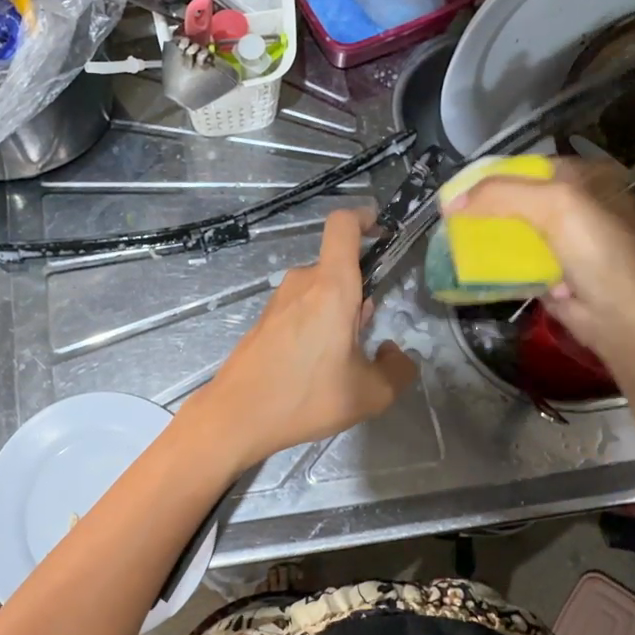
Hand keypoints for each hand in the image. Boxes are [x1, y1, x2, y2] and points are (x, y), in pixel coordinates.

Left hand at [185, 209, 417, 468]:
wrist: (236, 415)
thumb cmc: (305, 398)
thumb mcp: (370, 394)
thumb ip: (397, 370)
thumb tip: (396, 355)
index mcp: (331, 287)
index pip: (342, 226)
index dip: (363, 218)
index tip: (381, 231)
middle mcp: (303, 283)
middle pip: (338, 268)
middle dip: (359, 293)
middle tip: (367, 336)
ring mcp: (278, 300)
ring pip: (319, 291)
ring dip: (337, 313)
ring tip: (341, 360)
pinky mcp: (264, 320)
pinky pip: (300, 308)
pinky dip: (316, 324)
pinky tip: (314, 366)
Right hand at [441, 158, 634, 376]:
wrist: (631, 320)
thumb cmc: (602, 252)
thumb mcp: (556, 205)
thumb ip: (501, 194)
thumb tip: (448, 203)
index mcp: (586, 177)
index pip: (526, 167)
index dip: (489, 178)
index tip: (454, 194)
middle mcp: (577, 206)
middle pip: (517, 200)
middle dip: (485, 210)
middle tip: (450, 221)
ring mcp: (567, 243)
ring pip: (514, 233)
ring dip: (488, 240)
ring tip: (454, 244)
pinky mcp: (556, 275)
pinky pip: (517, 264)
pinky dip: (497, 266)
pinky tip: (476, 270)